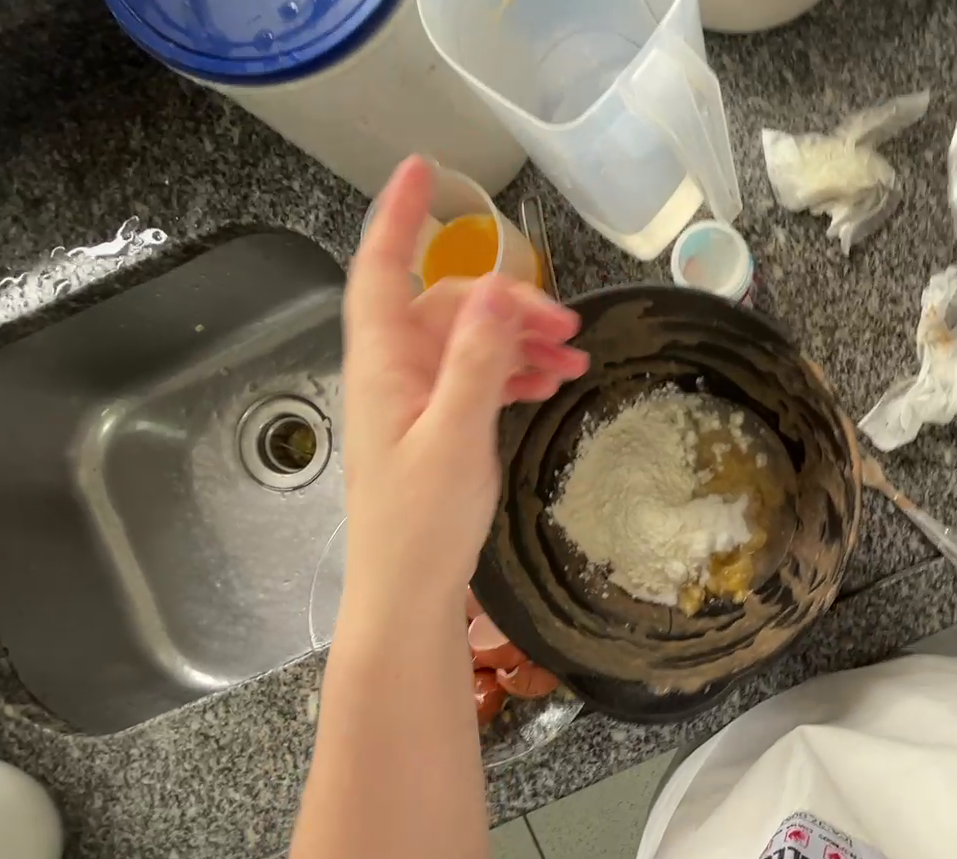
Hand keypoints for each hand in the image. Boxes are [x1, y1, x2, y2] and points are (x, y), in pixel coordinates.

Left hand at [340, 156, 586, 601]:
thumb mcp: (457, 436)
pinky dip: (514, 373)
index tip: (425, 171)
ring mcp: (417, 399)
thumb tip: (500, 290)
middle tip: (568, 327)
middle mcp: (396, 371)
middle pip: (450, 309)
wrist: (409, 588)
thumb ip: (477, 361)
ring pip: (471, 344)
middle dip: (509, 306)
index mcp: (385, 364)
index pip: (383, 269)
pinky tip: (549, 383)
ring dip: (520, 342)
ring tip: (573, 359)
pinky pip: (477, 379)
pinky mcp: (438, 425)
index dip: (400, 218)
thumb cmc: (422, 521)